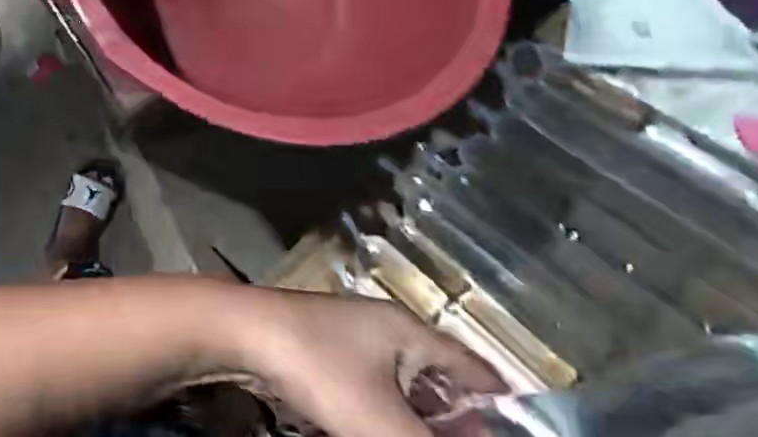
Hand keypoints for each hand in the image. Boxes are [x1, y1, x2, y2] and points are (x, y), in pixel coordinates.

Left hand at [239, 292, 504, 436]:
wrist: (239, 333)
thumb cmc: (318, 367)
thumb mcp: (385, 422)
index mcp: (408, 333)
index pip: (475, 370)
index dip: (502, 408)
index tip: (518, 433)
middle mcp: (383, 331)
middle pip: (439, 385)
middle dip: (456, 425)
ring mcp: (349, 342)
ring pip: (401, 393)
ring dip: (415, 423)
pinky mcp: (321, 357)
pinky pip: (366, 394)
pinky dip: (378, 418)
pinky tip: (375, 428)